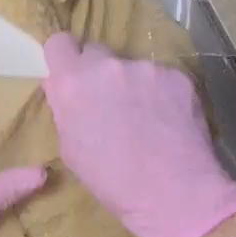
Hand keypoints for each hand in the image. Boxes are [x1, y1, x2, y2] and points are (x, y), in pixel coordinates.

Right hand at [42, 33, 235, 236]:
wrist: (175, 194)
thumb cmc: (113, 181)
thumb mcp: (71, 149)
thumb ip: (65, 110)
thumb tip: (63, 88)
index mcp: (73, 83)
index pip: (58, 42)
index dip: (64, 58)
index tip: (71, 75)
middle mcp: (107, 66)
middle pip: (96, 51)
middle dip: (98, 73)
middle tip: (109, 102)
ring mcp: (145, 68)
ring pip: (132, 67)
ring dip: (132, 85)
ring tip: (146, 119)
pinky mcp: (177, 76)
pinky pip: (161, 78)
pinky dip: (161, 94)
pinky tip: (168, 121)